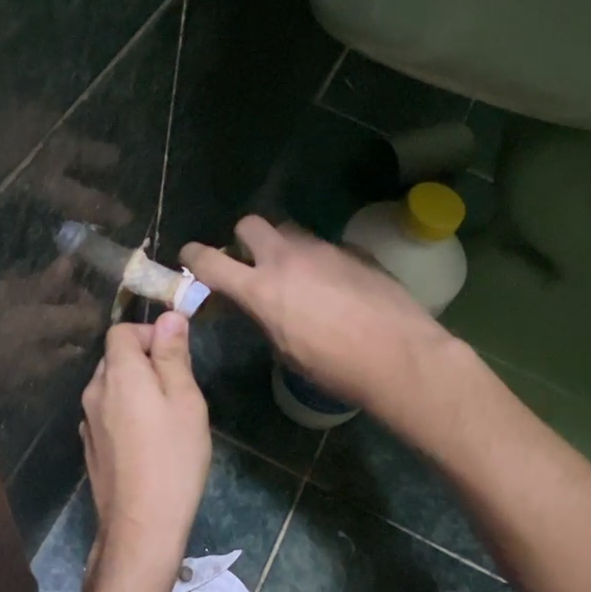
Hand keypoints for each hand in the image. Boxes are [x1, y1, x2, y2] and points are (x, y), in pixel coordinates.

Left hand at [79, 313, 210, 561]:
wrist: (142, 523)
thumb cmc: (174, 457)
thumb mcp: (186, 400)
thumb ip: (173, 356)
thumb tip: (168, 316)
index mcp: (118, 374)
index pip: (121, 331)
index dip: (149, 334)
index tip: (176, 355)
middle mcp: (94, 391)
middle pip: (115, 359)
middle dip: (145, 362)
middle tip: (179, 388)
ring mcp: (87, 421)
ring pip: (111, 388)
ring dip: (136, 390)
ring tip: (167, 417)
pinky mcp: (90, 447)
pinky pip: (107, 414)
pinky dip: (126, 414)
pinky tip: (148, 441)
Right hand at [180, 216, 456, 416]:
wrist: (400, 356)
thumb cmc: (336, 367)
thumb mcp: (286, 351)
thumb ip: (264, 318)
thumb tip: (259, 306)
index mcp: (261, 288)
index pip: (210, 259)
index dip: (194, 256)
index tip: (190, 258)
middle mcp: (288, 258)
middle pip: (250, 224)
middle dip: (244, 240)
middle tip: (252, 264)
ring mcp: (324, 250)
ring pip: (291, 232)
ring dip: (284, 248)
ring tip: (297, 276)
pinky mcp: (354, 251)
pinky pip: (326, 248)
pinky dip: (321, 262)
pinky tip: (337, 288)